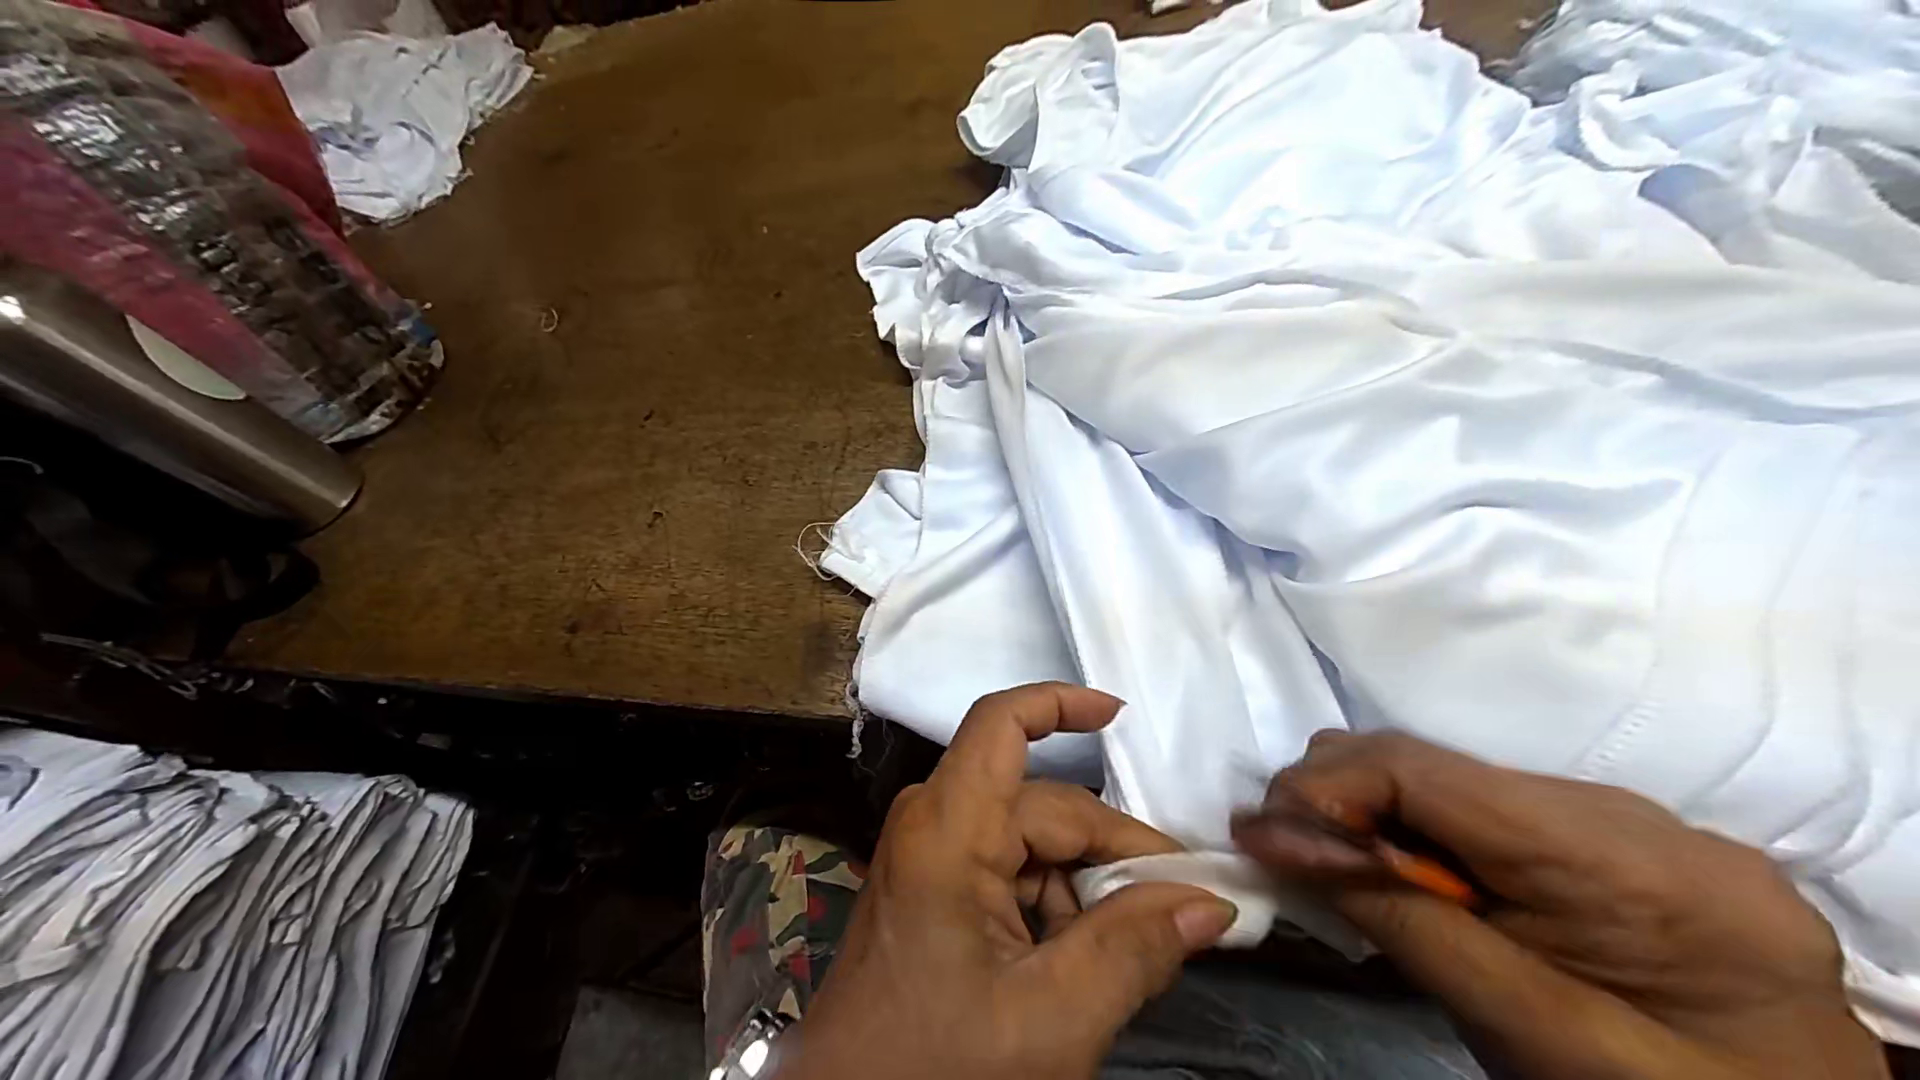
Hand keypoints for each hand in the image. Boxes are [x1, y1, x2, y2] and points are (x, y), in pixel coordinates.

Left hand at [781, 683, 1236, 1079]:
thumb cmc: (939, 1068)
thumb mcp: (1049, 1020)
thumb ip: (1133, 952)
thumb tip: (1208, 905)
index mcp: (948, 829)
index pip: (1000, 725)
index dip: (1058, 702)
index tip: (1119, 715)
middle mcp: (936, 823)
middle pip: (1044, 803)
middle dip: (1112, 851)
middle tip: (1182, 908)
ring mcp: (932, 855)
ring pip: (1033, 841)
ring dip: (1086, 888)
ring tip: (1128, 951)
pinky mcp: (936, 887)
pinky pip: (1011, 871)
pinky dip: (1054, 904)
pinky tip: (1077, 960)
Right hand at [1234, 731, 1888, 1079]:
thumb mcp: (1528, 1032)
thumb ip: (1399, 919)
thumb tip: (1268, 834)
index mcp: (1635, 865)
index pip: (1428, 771)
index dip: (1324, 788)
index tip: (1260, 835)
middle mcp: (1623, 811)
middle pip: (1422, 760)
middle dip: (1334, 801)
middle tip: (1294, 865)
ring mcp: (1612, 813)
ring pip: (1434, 772)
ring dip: (1367, 816)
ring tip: (1352, 878)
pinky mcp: (1594, 828)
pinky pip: (1466, 800)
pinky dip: (1409, 829)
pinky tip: (1410, 879)